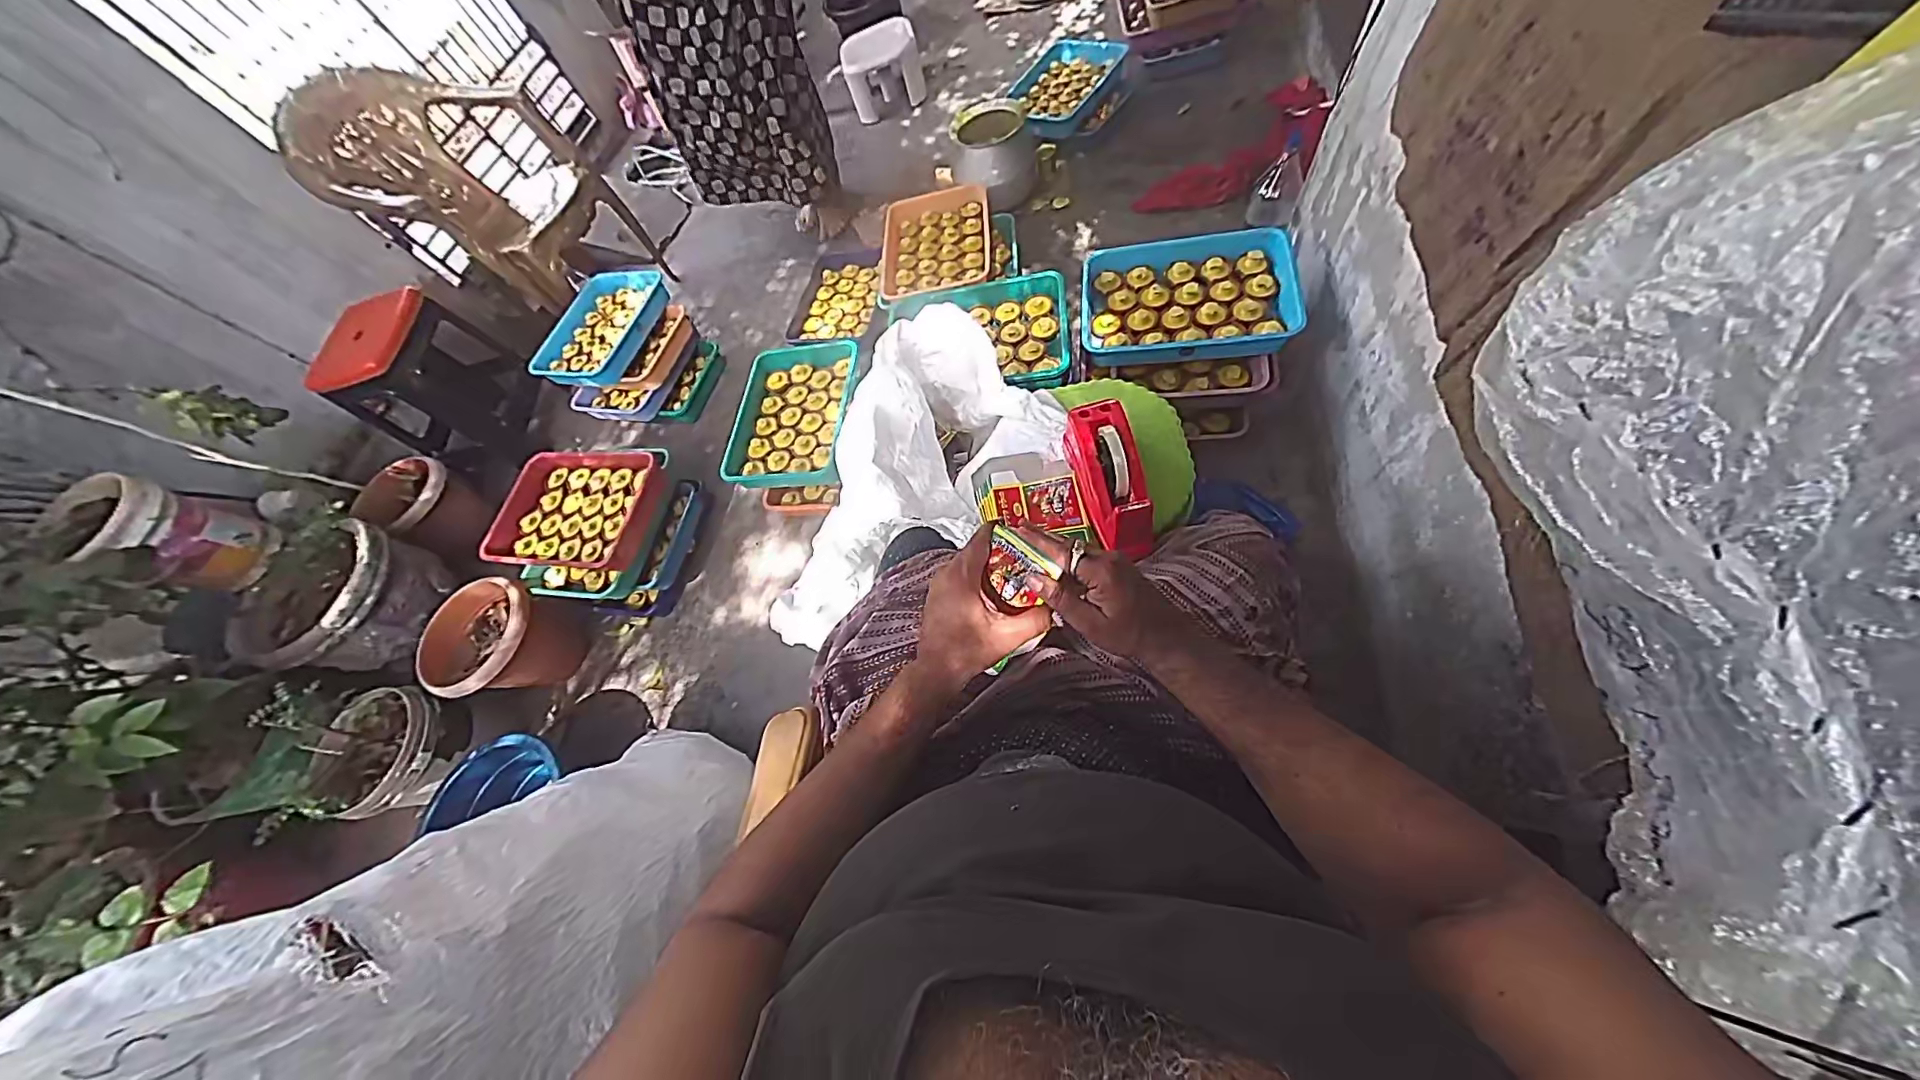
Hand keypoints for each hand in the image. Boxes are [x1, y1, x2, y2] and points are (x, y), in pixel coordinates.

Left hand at [912, 526, 1053, 692]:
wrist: (937, 670)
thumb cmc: (965, 652)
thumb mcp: (1008, 636)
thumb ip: (1036, 619)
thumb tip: (1055, 606)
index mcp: (961, 574)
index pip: (984, 536)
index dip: (1006, 531)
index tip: (1025, 535)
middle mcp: (947, 572)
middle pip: (980, 548)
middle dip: (1005, 551)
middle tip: (1028, 560)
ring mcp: (940, 581)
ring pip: (971, 561)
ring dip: (993, 565)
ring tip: (1016, 577)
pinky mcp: (940, 592)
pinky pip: (962, 573)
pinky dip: (980, 577)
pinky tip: (996, 593)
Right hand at [1019, 530, 1188, 660]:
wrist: (1166, 636)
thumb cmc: (1128, 635)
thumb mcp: (1089, 623)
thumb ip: (1060, 598)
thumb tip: (1032, 578)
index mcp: (1101, 570)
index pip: (1060, 552)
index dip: (1037, 541)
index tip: (1018, 530)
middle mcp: (1108, 558)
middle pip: (1068, 545)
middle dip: (1043, 538)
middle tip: (1019, 530)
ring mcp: (1115, 560)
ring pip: (1078, 550)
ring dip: (1055, 548)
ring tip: (1032, 543)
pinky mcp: (1118, 566)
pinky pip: (1088, 557)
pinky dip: (1069, 557)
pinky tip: (1057, 562)